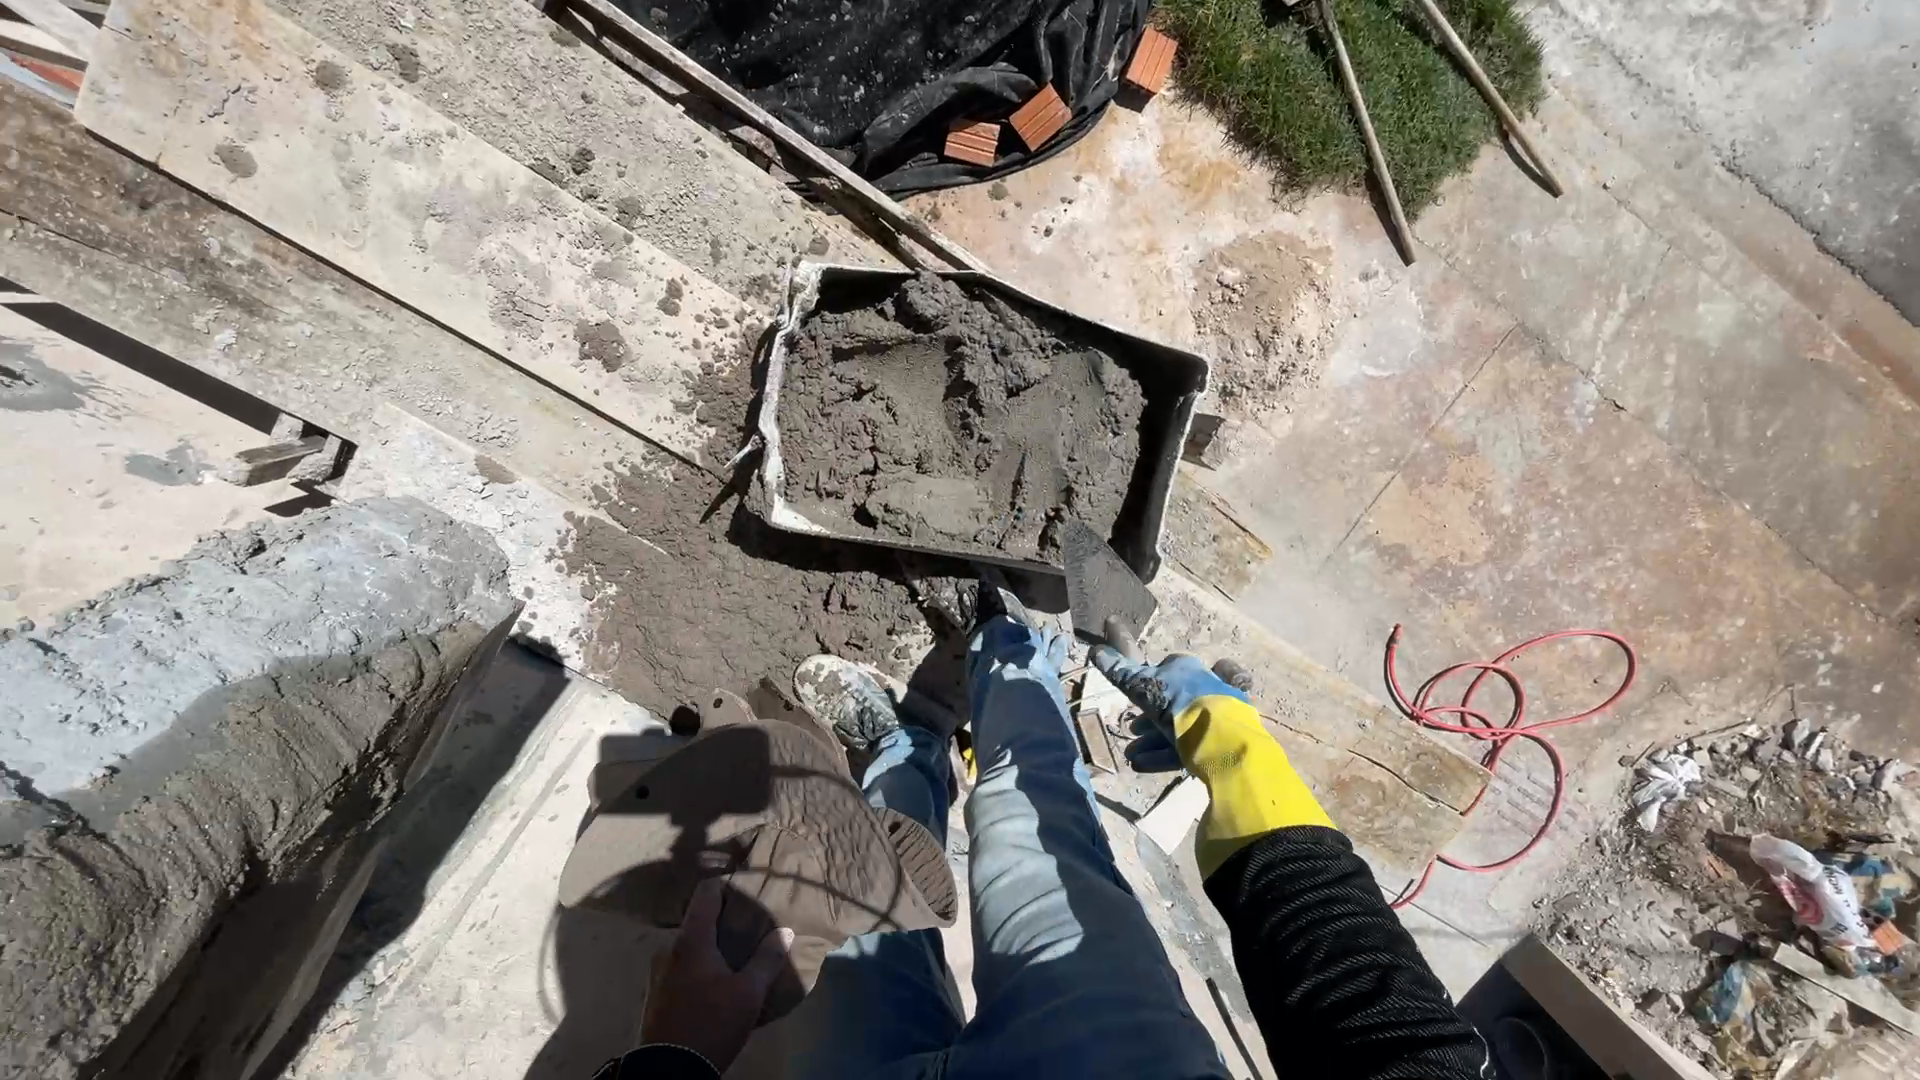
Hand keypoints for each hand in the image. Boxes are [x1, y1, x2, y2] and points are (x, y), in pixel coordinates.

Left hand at [639, 878, 793, 1072]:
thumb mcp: (749, 994)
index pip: (706, 893)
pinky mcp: (654, 996)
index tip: (744, 888)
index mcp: (691, 940)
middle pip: (697, 921)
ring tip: (729, 959)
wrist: (669, 1075)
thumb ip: (767, 959)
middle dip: (719, 922)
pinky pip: (678, 968)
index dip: (726, 885)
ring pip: (687, 947)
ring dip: (707, 948)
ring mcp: (657, 974)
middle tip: (743, 928)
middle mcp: (669, 949)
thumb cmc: (711, 1023)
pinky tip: (711, 984)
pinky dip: (695, 968)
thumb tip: (785, 931)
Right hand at [1089, 646, 1249, 772]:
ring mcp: (1215, 715)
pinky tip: (1141, 764)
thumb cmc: (1177, 702)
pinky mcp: (1219, 741)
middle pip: (1172, 702)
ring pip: (1179, 727)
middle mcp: (1204, 687)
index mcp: (1187, 669)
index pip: (1167, 670)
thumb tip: (1095, 650)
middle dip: (1148, 719)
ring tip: (1131, 755)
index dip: (1146, 682)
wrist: (1218, 733)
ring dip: (1152, 740)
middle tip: (1131, 731)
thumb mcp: (1142, 684)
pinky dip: (1164, 754)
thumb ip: (1120, 670)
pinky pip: (1188, 746)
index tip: (1132, 698)